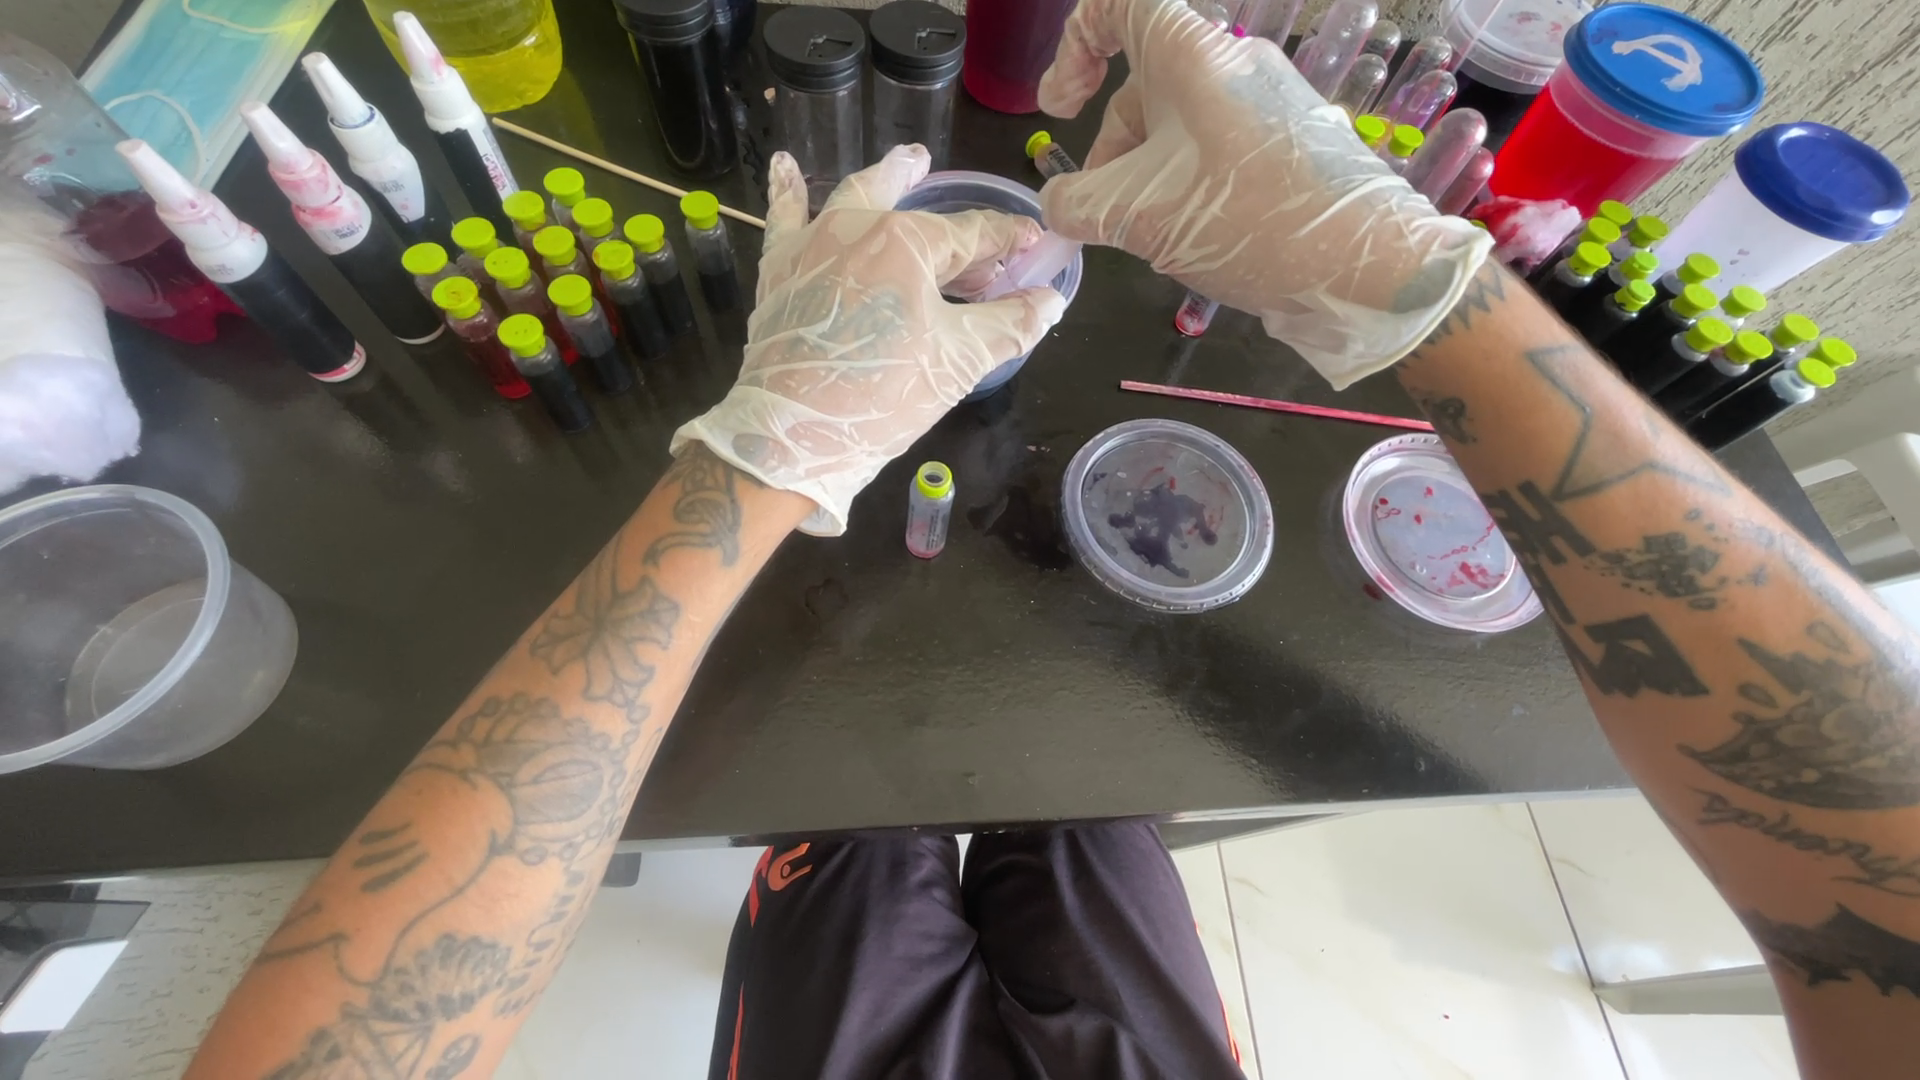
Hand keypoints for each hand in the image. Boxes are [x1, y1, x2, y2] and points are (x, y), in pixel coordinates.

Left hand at [672, 146, 1065, 535]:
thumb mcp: (959, 361)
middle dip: (942, 200)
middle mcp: (856, 227)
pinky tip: (783, 165)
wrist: (796, 435)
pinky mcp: (778, 272)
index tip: (1031, 243)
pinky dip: (785, 193)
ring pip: (852, 197)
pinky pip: (782, 220)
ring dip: (882, 178)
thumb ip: (1010, 324)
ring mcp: (812, 245)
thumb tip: (1051, 300)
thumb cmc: (885, 396)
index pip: (973, 234)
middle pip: (911, 207)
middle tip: (956, 185)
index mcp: (907, 243)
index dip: (1007, 239)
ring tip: (903, 163)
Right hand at [1037, 0, 1490, 387]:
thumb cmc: (1246, 222)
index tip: (1057, 113)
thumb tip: (1055, 205)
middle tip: (1099, 215)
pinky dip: (1179, 191)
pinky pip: (1207, 155)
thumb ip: (1076, 204)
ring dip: (1140, 182)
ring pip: (1172, 131)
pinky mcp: (1280, 146)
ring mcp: (1260, 107)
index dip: (1073, 49)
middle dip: (1106, 152)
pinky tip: (1188, 238)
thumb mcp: (1140, 215)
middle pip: (1141, 89)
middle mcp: (1229, 67)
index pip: (1118, 8)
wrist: (1357, 268)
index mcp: (1194, 56)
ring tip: (1149, 238)